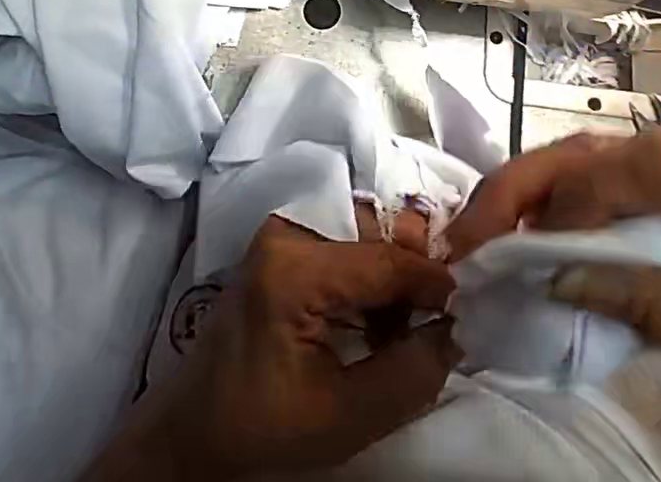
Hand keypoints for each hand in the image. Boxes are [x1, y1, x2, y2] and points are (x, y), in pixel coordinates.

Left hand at [80, 217, 459, 480]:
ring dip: (392, 275)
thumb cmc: (261, 427)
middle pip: (374, 230)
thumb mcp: (344, 417)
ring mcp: (281, 236)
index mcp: (294, 268)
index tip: (466, 308)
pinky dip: (368, 279)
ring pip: (362, 233)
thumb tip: (452, 331)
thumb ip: (409, 374)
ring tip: (401, 329)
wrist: (194, 429)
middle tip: (434, 316)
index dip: (433, 281)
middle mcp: (286, 233)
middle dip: (412, 270)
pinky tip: (375, 323)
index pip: (384, 259)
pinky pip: (343, 245)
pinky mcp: (282, 249)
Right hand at [444, 128, 660, 481]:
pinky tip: (543, 234)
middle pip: (635, 148)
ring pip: (623, 159)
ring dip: (549, 187)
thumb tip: (569, 268)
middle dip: (545, 177)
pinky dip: (574, 205)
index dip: (590, 190)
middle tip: (478, 227)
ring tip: (494, 229)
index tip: (535, 247)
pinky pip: (632, 190)